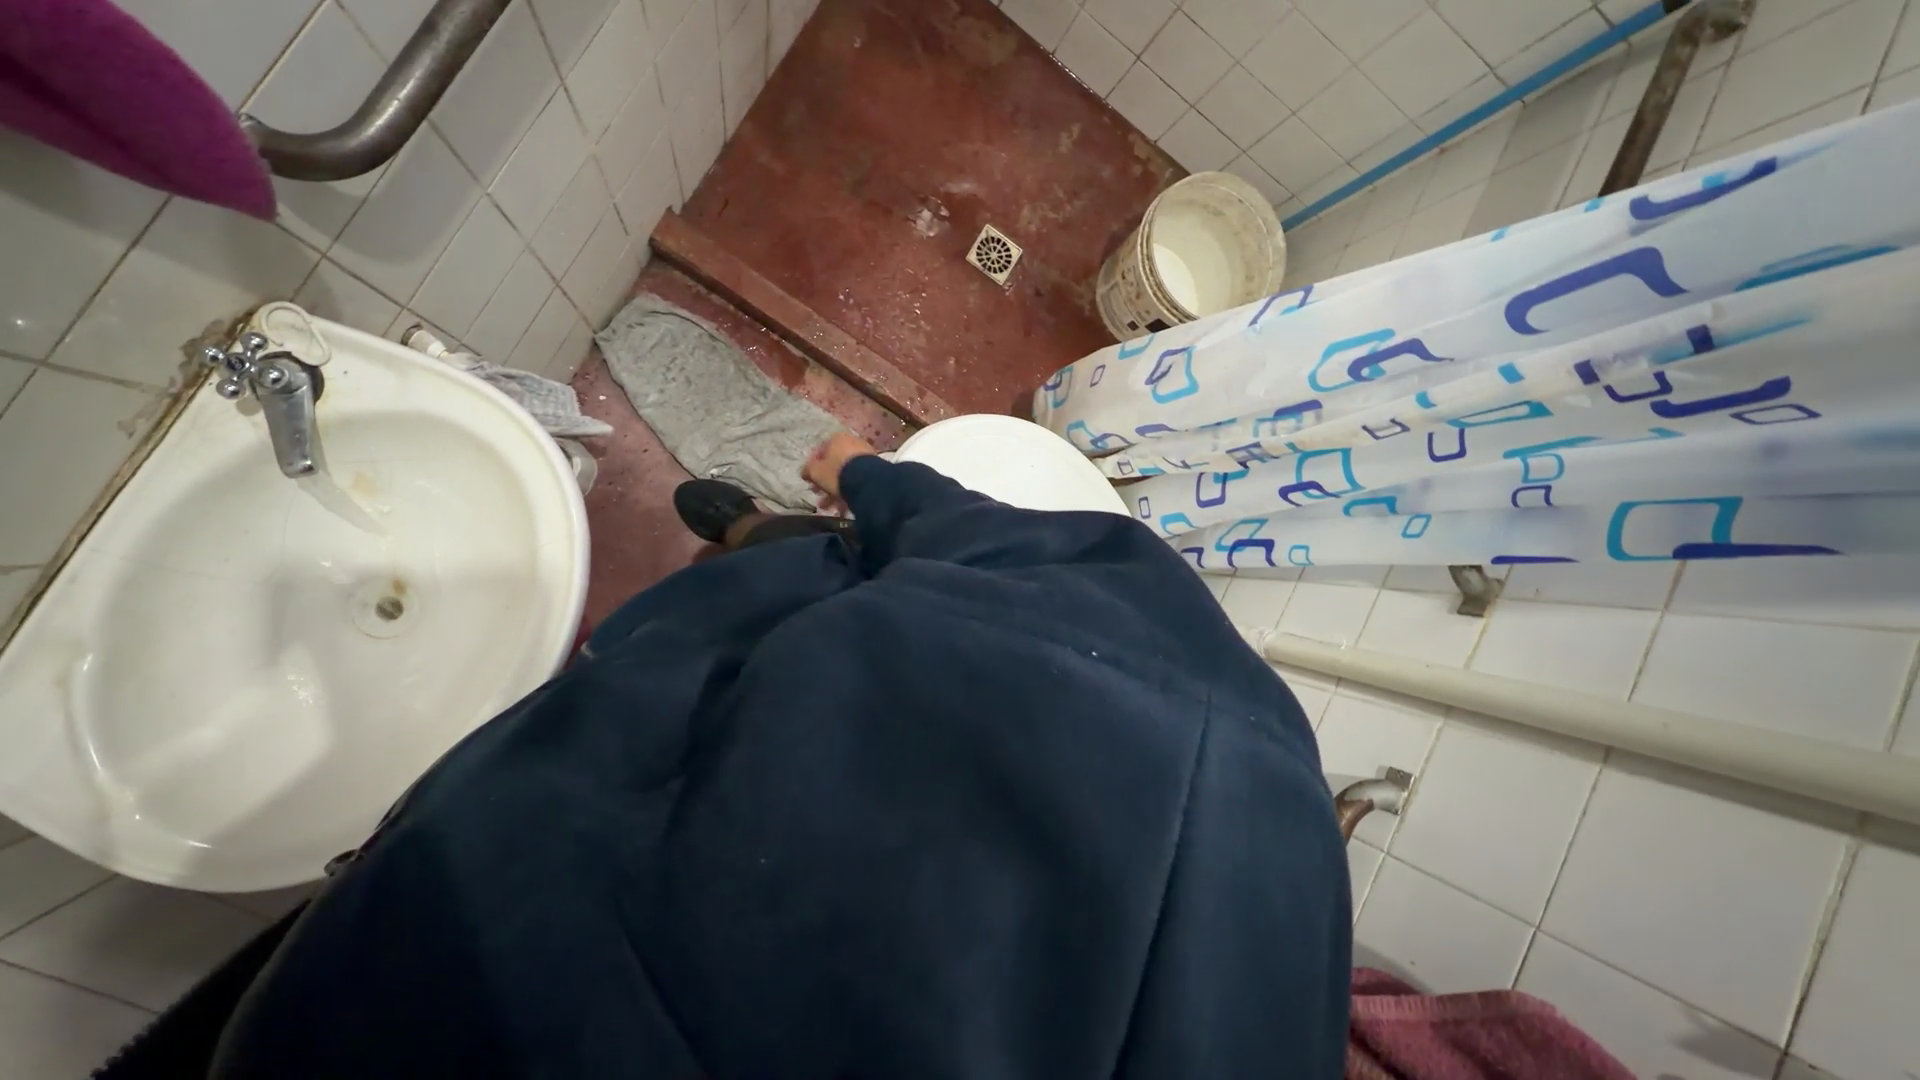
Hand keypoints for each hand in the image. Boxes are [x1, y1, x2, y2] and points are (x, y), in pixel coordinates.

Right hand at [804, 432, 876, 510]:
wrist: (867, 482)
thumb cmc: (836, 472)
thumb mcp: (816, 472)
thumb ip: (808, 470)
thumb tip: (805, 472)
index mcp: (836, 439)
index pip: (819, 452)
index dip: (812, 467)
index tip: (808, 480)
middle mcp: (852, 443)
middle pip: (833, 465)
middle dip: (823, 482)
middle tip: (817, 494)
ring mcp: (865, 457)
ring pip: (844, 474)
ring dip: (834, 491)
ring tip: (828, 507)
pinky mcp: (874, 470)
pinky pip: (856, 480)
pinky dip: (848, 492)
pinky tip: (842, 508)